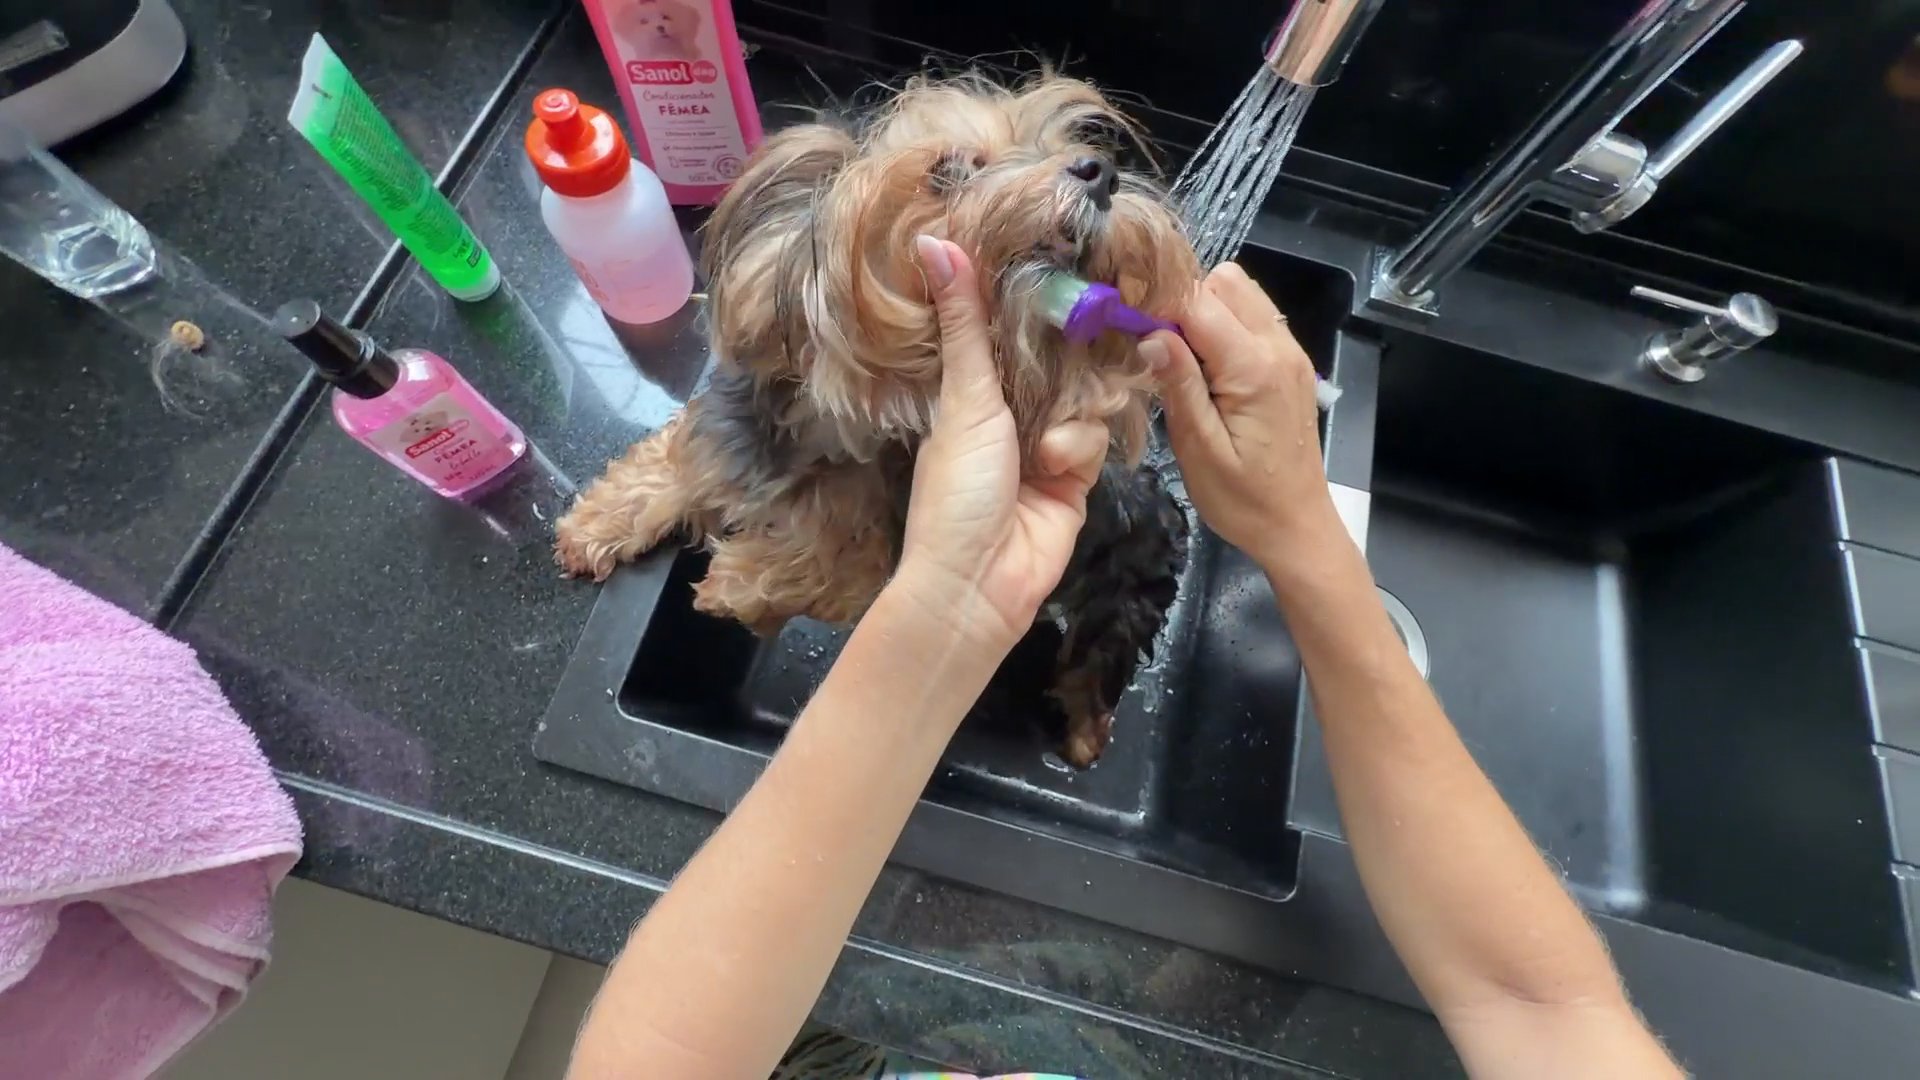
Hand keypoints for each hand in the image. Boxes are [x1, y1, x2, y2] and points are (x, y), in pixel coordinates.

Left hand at [893, 236, 1108, 651]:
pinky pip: (1094, 438)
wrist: (979, 581)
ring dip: (1072, 414)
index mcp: (972, 395)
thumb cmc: (959, 488)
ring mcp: (1044, 447)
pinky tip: (1061, 465)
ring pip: (1082, 398)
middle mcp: (1009, 416)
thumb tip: (930, 241)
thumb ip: (964, 324)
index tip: (1065, 262)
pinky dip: (1081, 446)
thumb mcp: (965, 400)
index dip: (1032, 304)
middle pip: (1055, 363)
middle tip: (1096, 322)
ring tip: (1050, 440)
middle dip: (1071, 353)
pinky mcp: (1075, 477)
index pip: (1007, 334)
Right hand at [1139, 262, 1336, 569]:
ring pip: (1241, 292)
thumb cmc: (1241, 499)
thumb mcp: (1199, 448)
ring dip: (1203, 310)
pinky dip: (1223, 325)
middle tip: (1153, 345)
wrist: (1296, 526)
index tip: (1126, 325)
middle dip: (1182, 301)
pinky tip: (1204, 365)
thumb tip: (1150, 333)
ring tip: (1177, 355)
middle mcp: (1278, 347)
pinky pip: (1254, 317)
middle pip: (1224, 281)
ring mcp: (1290, 353)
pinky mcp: (1289, 364)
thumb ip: (1179, 385)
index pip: (1199, 301)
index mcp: (1254, 368)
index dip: (1158, 304)